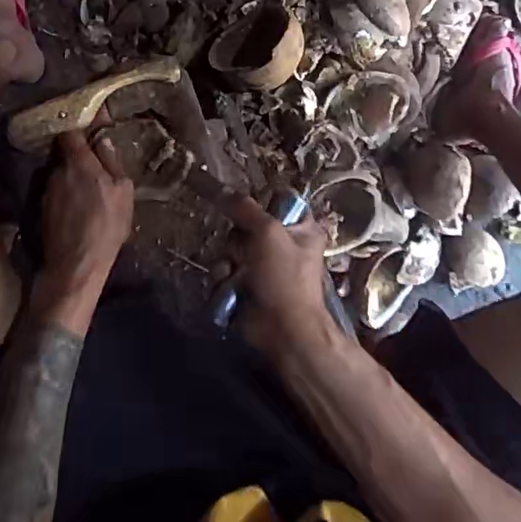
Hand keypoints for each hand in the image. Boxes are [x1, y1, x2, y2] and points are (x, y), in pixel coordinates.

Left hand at [33, 131, 133, 331]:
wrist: (75, 265)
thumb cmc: (106, 225)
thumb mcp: (123, 192)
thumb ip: (112, 162)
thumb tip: (103, 140)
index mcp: (79, 162)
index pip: (70, 132)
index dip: (78, 125)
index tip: (88, 123)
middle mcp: (58, 171)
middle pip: (64, 152)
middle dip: (77, 153)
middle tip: (94, 162)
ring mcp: (47, 190)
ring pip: (60, 172)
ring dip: (71, 175)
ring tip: (88, 189)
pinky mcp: (42, 208)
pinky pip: (56, 190)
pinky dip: (66, 192)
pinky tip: (77, 206)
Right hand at [226, 195, 338, 354]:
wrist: (285, 333)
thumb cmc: (286, 279)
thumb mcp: (268, 233)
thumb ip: (245, 208)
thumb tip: (220, 188)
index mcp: (300, 226)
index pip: (275, 198)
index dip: (257, 200)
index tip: (240, 205)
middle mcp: (282, 242)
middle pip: (245, 223)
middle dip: (237, 237)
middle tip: (244, 250)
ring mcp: (263, 265)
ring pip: (231, 247)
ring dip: (228, 260)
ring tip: (234, 273)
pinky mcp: (246, 284)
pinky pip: (225, 269)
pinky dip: (223, 277)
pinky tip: (228, 286)